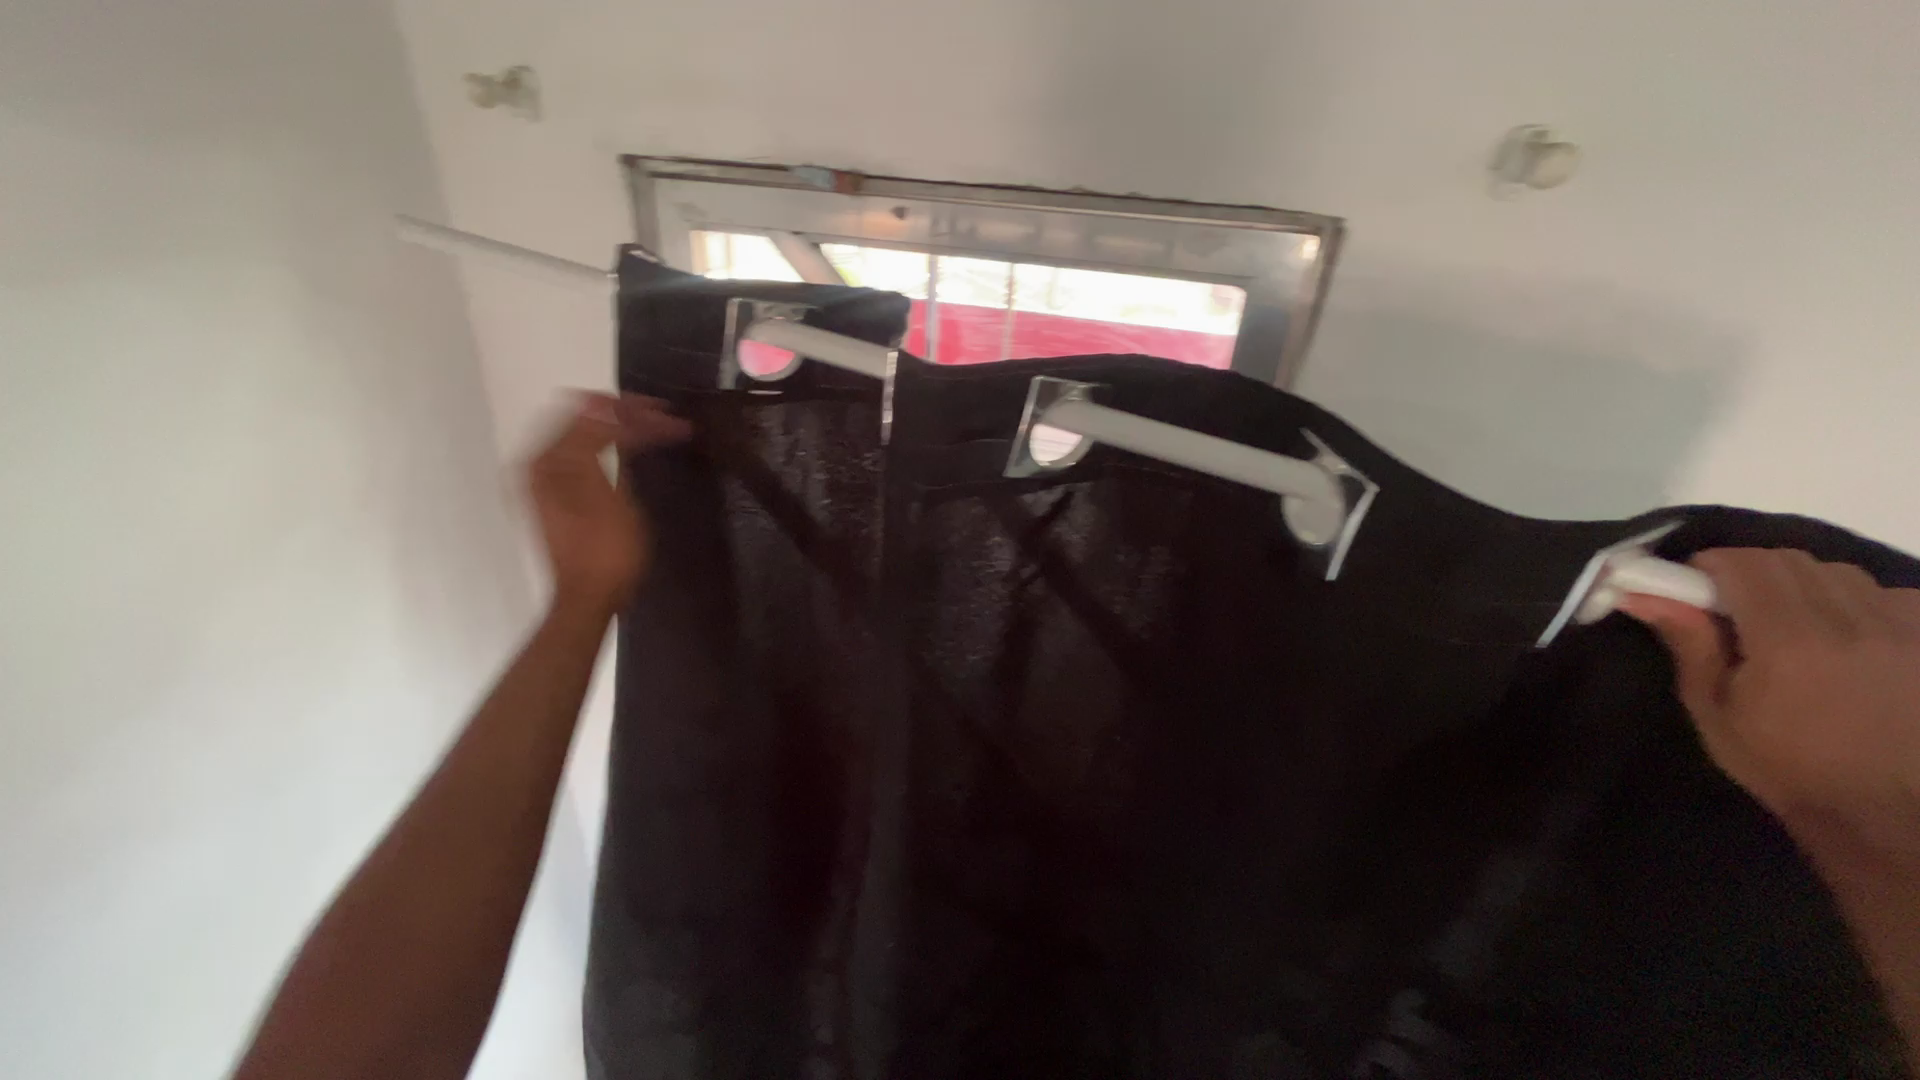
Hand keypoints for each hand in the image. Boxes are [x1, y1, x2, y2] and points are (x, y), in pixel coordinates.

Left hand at [526, 393, 691, 617]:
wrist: (588, 599)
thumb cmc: (607, 553)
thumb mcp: (613, 497)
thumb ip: (608, 448)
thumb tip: (611, 408)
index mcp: (548, 462)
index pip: (592, 416)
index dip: (633, 412)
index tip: (671, 416)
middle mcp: (537, 464)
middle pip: (580, 419)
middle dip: (623, 413)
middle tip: (665, 417)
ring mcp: (541, 481)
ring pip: (580, 434)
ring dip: (616, 427)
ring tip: (653, 428)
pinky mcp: (552, 495)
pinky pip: (578, 453)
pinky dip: (605, 446)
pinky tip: (629, 449)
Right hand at [1623, 549, 1919, 854]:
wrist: (1890, 815)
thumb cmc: (1785, 765)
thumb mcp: (1714, 710)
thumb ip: (1689, 643)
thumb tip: (1641, 594)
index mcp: (1791, 642)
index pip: (1744, 564)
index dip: (1708, 565)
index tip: (1690, 588)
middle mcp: (1857, 625)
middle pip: (1791, 561)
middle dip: (1751, 572)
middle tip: (1733, 609)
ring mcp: (1909, 632)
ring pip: (1842, 575)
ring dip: (1805, 587)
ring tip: (1794, 627)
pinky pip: (1892, 596)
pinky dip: (1859, 604)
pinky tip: (1851, 641)